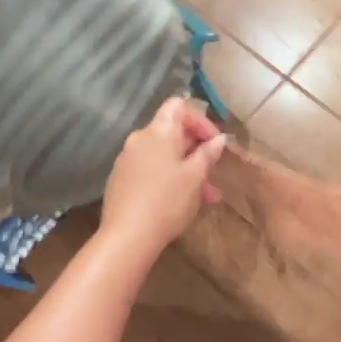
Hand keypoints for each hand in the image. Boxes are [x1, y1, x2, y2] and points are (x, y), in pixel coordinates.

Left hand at [100, 97, 226, 255]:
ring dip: (186, 168)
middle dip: (196, 149)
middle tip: (214, 172)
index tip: (215, 143)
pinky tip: (180, 201)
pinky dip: (168, 177)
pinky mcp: (121, 179)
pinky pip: (150, 169)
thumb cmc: (168, 201)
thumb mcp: (195, 177)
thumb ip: (208, 154)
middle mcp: (139, 139)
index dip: (200, 120)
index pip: (179, 106)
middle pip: (171, 131)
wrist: (128, 235)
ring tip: (206, 196)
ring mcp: (127, 159)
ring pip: (163, 155)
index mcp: (159, 132)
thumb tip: (219, 139)